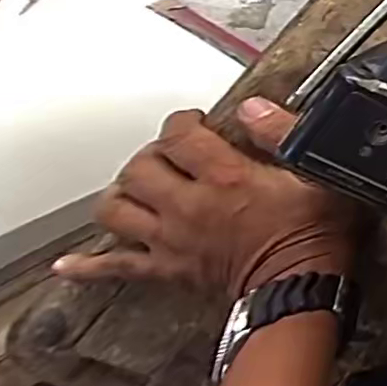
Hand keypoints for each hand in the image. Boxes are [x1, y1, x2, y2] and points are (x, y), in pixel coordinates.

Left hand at [54, 98, 359, 298]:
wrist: (300, 278)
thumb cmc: (314, 225)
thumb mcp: (314, 169)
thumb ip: (282, 134)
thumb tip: (254, 107)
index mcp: (226, 177)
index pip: (182, 138)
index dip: (182, 122)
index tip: (192, 119)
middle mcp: (189, 205)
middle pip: (139, 170)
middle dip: (150, 154)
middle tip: (169, 150)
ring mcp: (170, 239)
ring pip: (115, 210)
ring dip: (120, 192)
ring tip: (137, 185)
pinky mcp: (166, 267)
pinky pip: (112, 266)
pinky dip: (87, 263)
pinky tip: (71, 261)